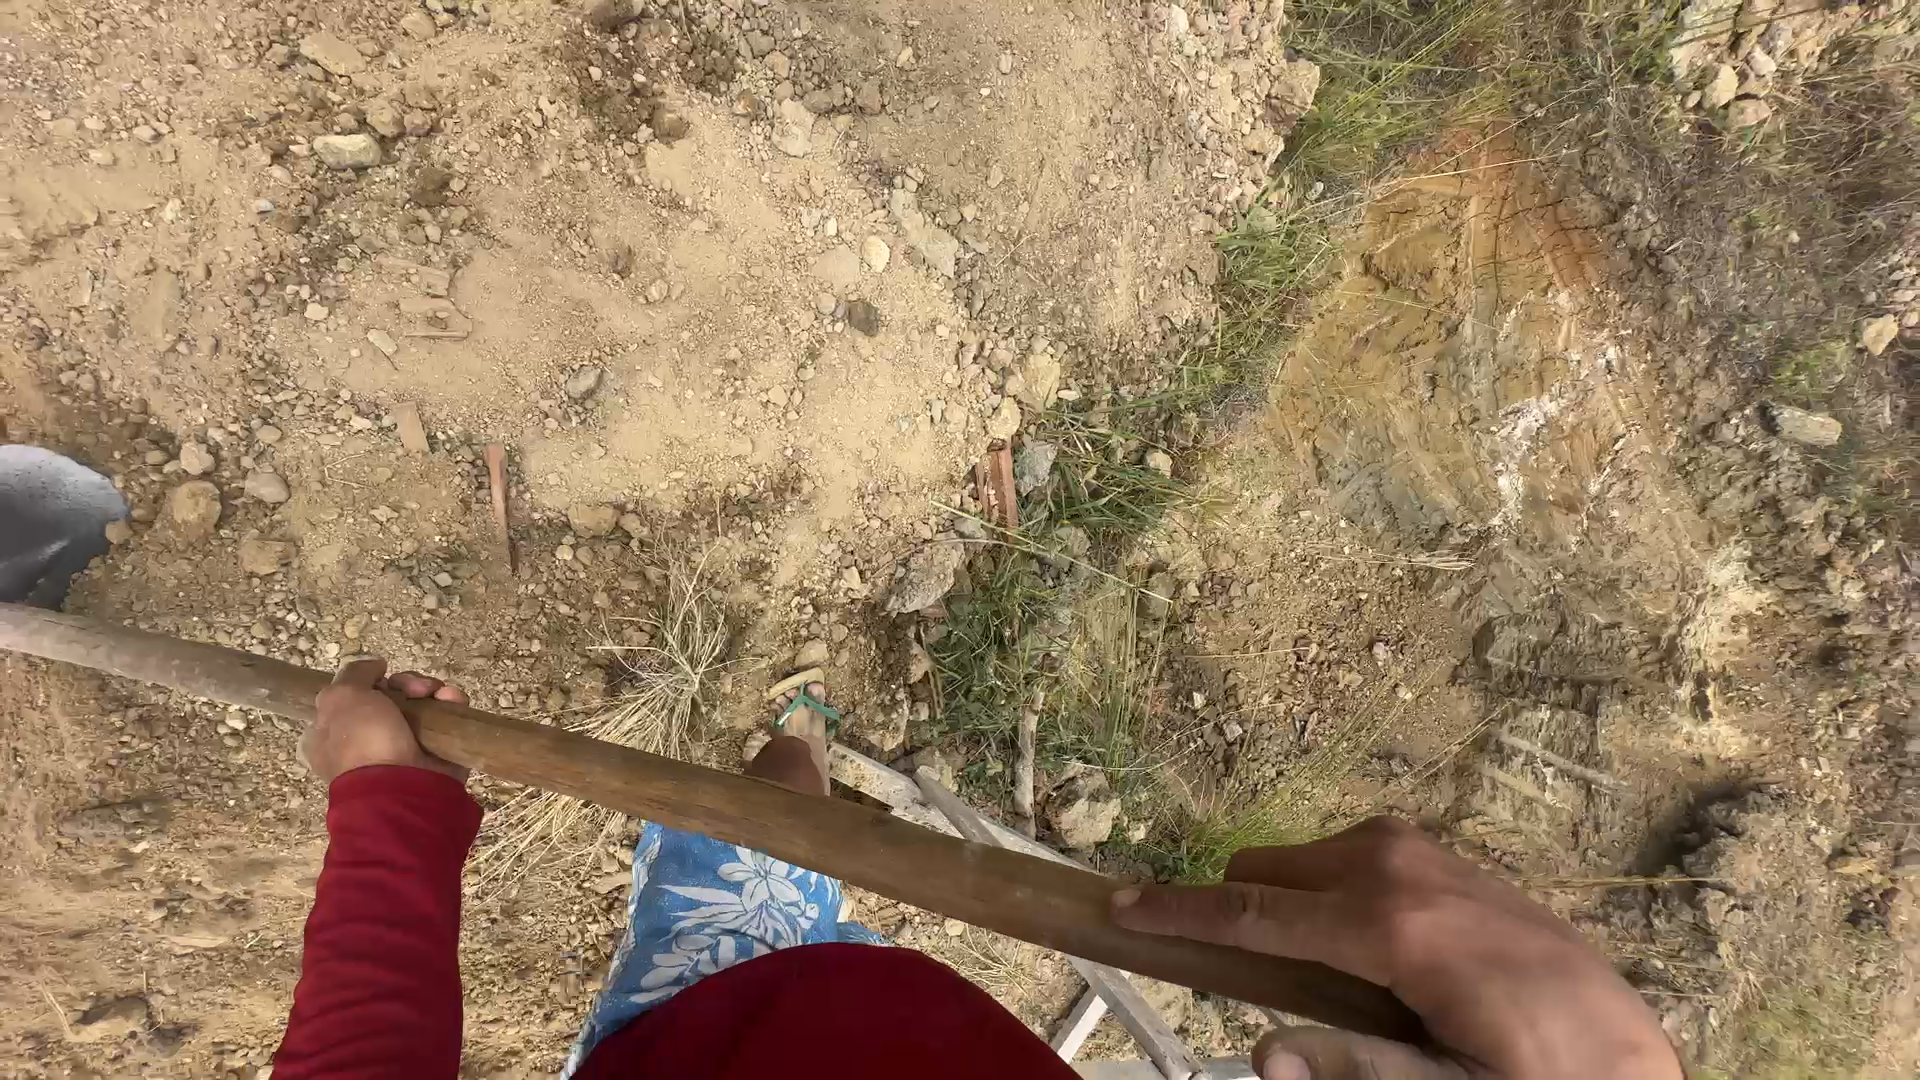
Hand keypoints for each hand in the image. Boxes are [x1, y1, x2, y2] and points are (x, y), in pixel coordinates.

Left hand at [300, 656, 469, 783]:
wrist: (402, 785)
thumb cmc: (363, 742)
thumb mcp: (340, 699)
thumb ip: (354, 674)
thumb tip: (376, 665)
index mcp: (334, 732)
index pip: (356, 696)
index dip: (373, 683)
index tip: (381, 680)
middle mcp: (368, 737)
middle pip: (394, 695)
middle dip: (408, 684)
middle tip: (415, 689)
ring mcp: (405, 743)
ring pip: (423, 702)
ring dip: (433, 689)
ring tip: (438, 694)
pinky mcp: (438, 747)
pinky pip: (447, 715)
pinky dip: (452, 703)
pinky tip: (452, 700)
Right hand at [1111, 817, 1681, 1079]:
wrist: (1628, 1042)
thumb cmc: (1540, 1078)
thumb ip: (1354, 1069)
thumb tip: (1257, 1054)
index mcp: (1387, 923)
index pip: (1250, 914)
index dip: (1177, 912)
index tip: (1119, 904)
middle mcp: (1383, 861)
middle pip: (1258, 875)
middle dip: (1238, 918)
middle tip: (1264, 982)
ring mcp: (1401, 842)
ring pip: (1289, 864)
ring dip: (1283, 910)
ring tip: (1338, 975)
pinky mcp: (1414, 841)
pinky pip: (1327, 859)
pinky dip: (1318, 896)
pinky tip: (1370, 947)